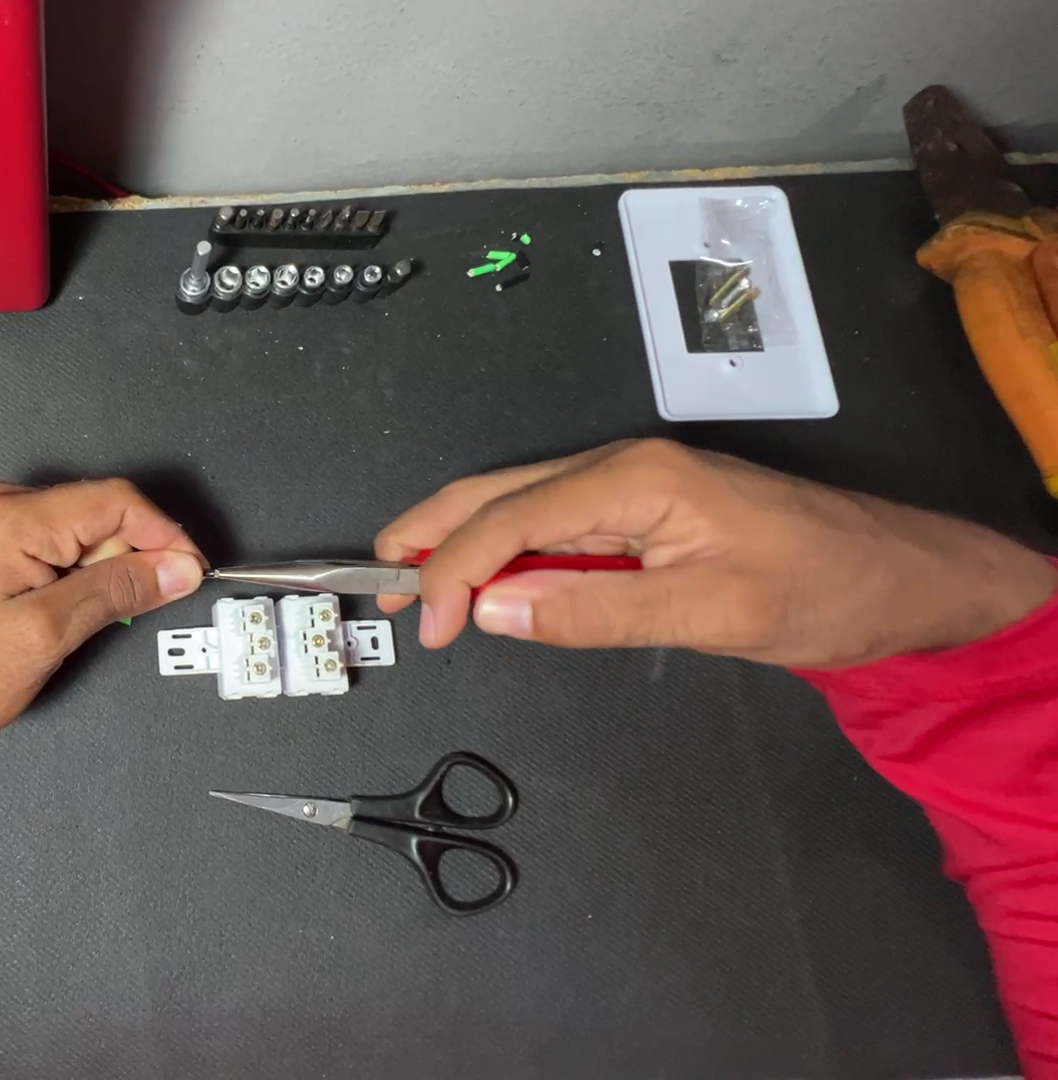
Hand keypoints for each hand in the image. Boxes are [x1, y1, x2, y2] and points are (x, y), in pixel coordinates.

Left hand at [0, 479, 206, 777]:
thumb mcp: (48, 635)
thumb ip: (118, 591)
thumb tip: (180, 567)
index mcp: (9, 517)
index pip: (113, 501)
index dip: (163, 534)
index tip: (189, 572)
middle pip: (95, 511)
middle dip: (124, 557)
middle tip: (121, 612)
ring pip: (76, 526)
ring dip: (97, 566)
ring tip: (74, 617)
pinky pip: (49, 536)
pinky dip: (71, 567)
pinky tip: (57, 603)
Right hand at [375, 438, 1055, 667]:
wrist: (913, 578)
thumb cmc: (826, 591)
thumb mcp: (711, 613)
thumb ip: (592, 611)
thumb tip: (486, 612)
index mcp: (629, 479)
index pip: (505, 520)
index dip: (452, 571)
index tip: (430, 628)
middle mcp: (609, 467)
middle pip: (485, 494)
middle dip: (422, 537)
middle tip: (382, 586)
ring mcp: (612, 484)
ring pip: (500, 504)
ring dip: (447, 544)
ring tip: (410, 586)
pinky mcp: (619, 508)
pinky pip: (533, 525)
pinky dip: (490, 554)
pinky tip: (475, 581)